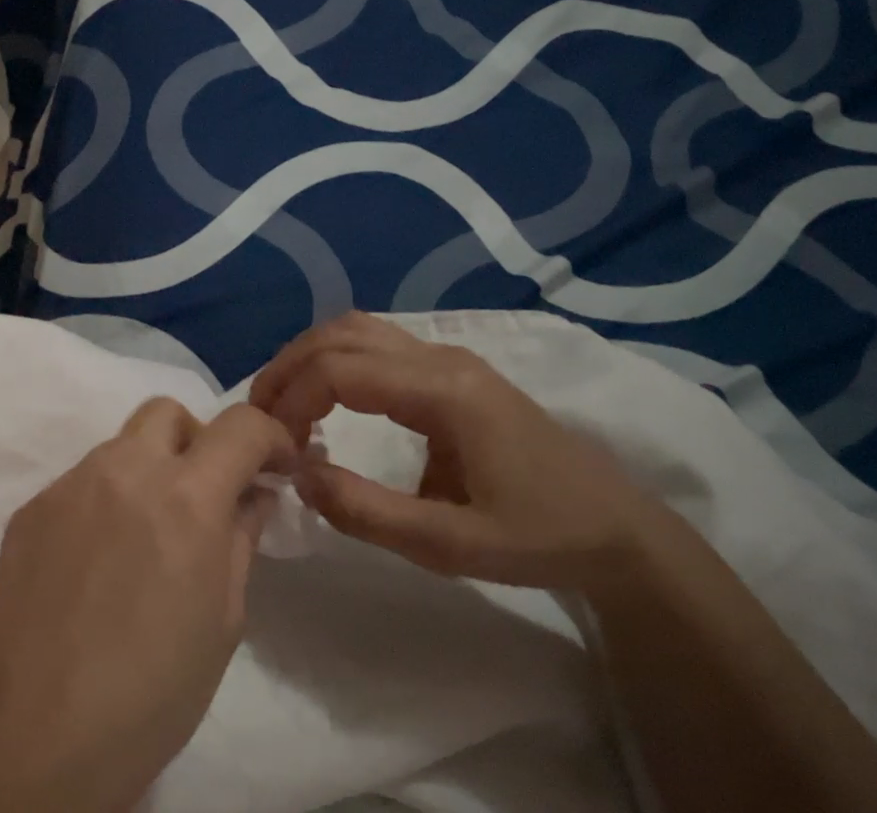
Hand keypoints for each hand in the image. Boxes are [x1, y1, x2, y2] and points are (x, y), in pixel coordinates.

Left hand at [0, 399, 297, 812]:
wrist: (35, 731)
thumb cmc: (151, 692)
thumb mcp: (222, 621)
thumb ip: (238, 540)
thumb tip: (250, 496)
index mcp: (185, 498)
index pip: (240, 425)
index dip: (270, 437)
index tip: (277, 467)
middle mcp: (122, 471)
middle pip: (166, 413)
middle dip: (198, 441)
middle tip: (207, 496)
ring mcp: (67, 487)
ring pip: (118, 447)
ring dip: (147, 471)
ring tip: (147, 538)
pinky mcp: (28, 511)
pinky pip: (79, 484)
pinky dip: (104, 502)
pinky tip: (99, 563)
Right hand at [249, 312, 670, 591]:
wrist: (616, 531)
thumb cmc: (536, 538)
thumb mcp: (447, 545)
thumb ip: (365, 511)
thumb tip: (297, 475)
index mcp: (444, 391)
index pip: (338, 370)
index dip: (289, 400)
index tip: (270, 444)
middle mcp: (442, 358)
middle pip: (340, 334)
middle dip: (287, 369)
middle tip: (260, 418)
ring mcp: (449, 358)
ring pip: (356, 330)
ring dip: (308, 360)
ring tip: (283, 407)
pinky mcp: (452, 371)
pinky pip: (375, 346)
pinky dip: (334, 363)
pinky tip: (325, 403)